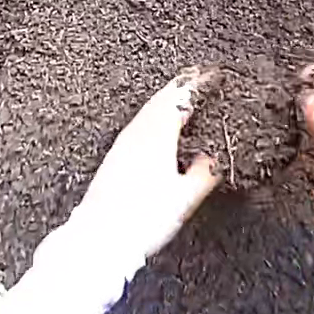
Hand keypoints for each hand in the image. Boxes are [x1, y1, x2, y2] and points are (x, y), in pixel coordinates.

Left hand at [74, 67, 221, 260]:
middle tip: (200, 75)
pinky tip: (160, 123)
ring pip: (150, 108)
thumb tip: (216, 156)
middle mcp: (139, 131)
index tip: (215, 75)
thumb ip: (205, 172)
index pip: (182, 97)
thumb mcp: (184, 198)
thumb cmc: (142, 219)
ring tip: (184, 93)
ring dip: (169, 96)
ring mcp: (124, 141)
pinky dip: (156, 111)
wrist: (97, 239)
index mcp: (158, 133)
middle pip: (163, 97)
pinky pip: (141, 120)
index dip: (199, 84)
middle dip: (183, 84)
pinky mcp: (116, 154)